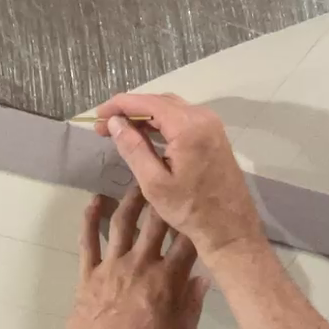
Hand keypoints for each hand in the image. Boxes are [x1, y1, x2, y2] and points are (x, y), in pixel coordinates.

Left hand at [54, 188, 208, 328]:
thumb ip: (193, 307)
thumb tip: (204, 278)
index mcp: (168, 282)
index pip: (187, 241)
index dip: (195, 218)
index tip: (200, 201)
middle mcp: (140, 266)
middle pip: (156, 222)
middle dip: (165, 197)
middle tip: (170, 178)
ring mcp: (111, 268)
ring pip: (122, 223)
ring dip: (131, 199)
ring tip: (138, 182)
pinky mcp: (88, 275)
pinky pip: (88, 241)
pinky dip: (90, 218)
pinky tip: (95, 201)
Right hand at [92, 93, 266, 260]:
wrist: (230, 227)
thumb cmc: (190, 209)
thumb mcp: (154, 183)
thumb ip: (133, 148)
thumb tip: (115, 122)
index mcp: (188, 126)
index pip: (147, 103)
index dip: (119, 105)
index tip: (98, 115)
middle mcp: (203, 117)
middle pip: (159, 101)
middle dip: (130, 110)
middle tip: (105, 126)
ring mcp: (212, 124)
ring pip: (171, 107)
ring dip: (145, 114)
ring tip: (120, 129)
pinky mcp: (214, 134)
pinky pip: (183, 117)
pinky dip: (161, 121)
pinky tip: (145, 134)